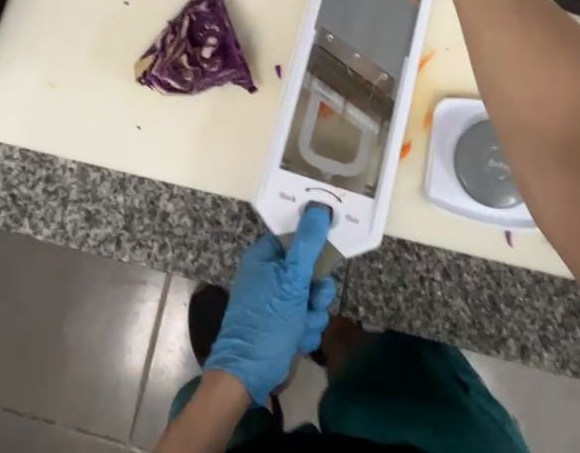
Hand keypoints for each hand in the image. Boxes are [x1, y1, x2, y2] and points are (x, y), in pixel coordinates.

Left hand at [204, 205, 338, 404]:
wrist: (249, 374)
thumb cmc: (267, 320)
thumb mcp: (291, 279)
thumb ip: (308, 244)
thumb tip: (319, 207)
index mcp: (264, 258)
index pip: (295, 238)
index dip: (314, 245)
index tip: (329, 252)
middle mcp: (270, 276)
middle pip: (310, 270)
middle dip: (317, 291)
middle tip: (313, 299)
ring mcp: (277, 303)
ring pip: (313, 298)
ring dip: (313, 315)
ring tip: (302, 326)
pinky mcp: (285, 326)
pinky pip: (309, 319)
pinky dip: (307, 331)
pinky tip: (297, 341)